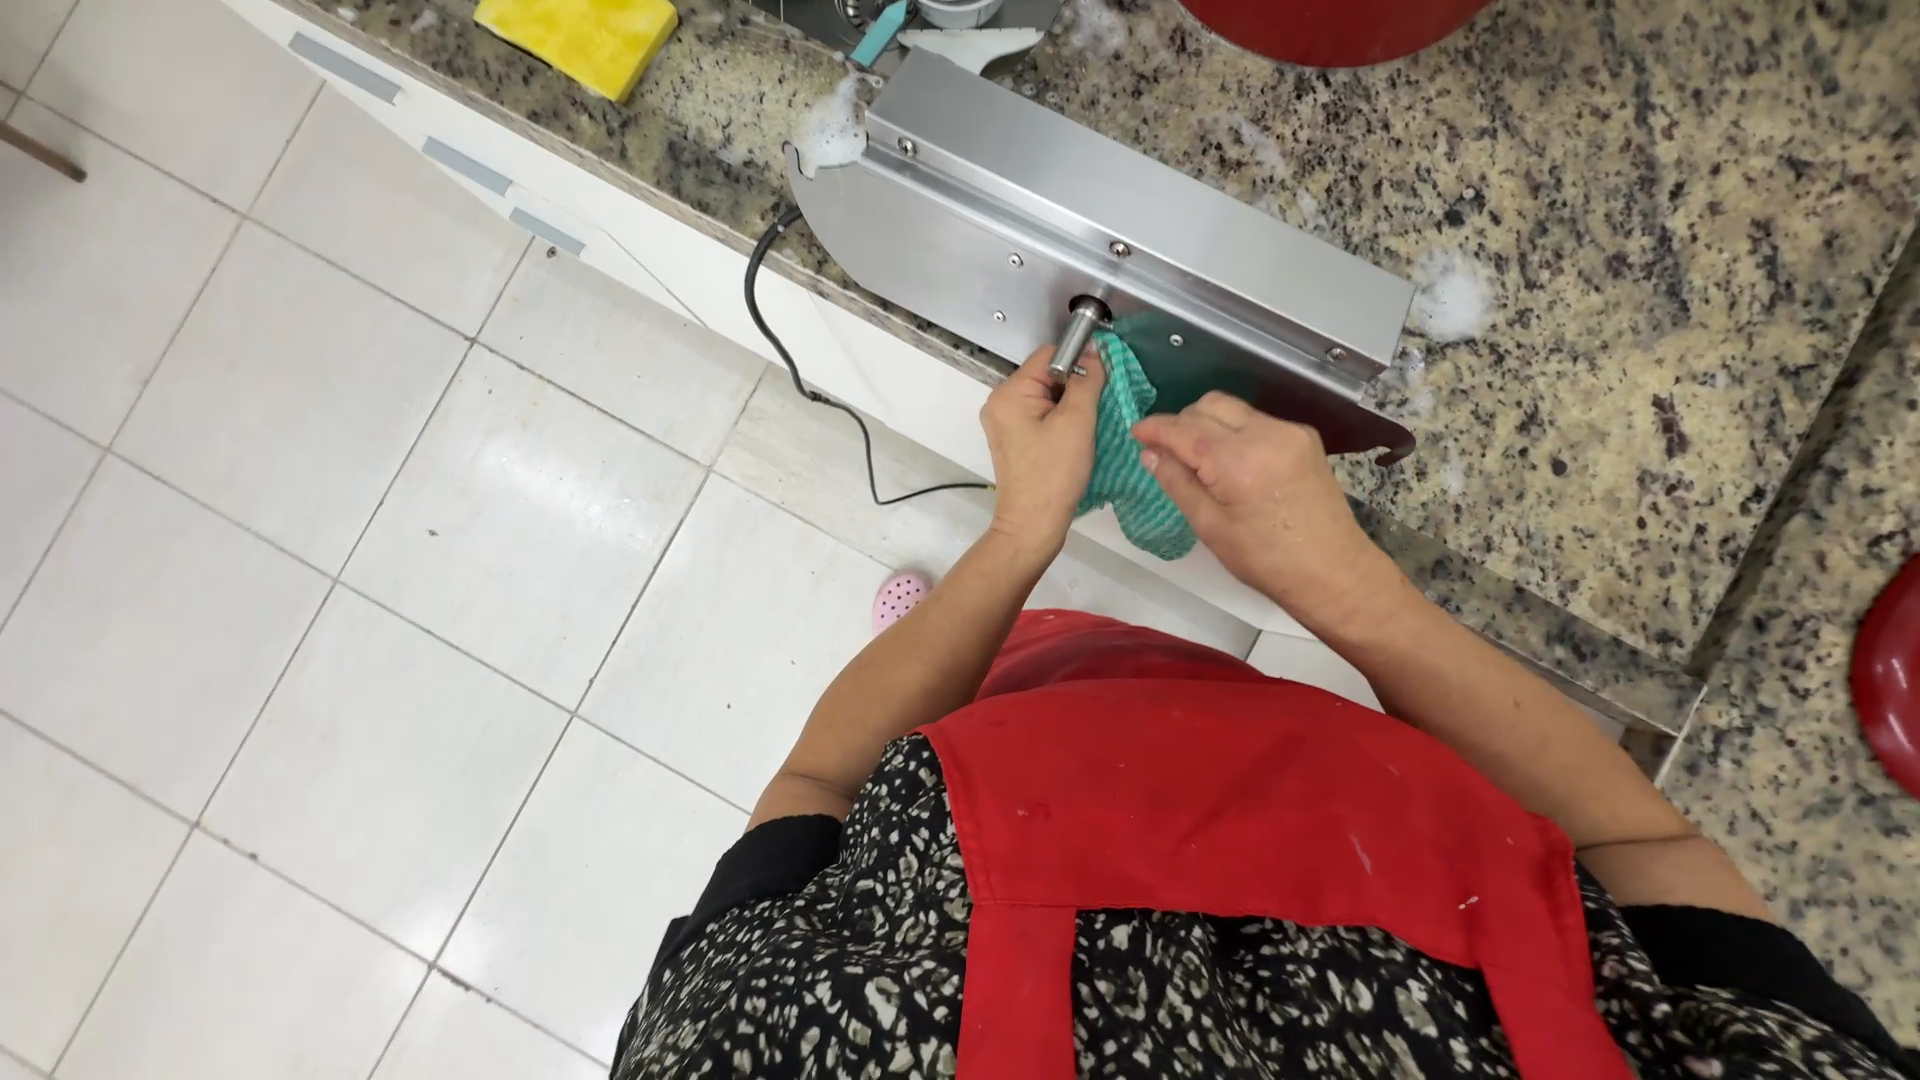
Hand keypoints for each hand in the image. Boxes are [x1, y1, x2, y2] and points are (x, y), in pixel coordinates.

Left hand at [979, 345, 1105, 554]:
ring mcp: (1004, 423)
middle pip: (1047, 374)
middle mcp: (1000, 403)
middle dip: (1074, 387)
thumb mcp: (1078, 421)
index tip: (1101, 381)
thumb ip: (1087, 380)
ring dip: (1070, 406)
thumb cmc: (1054, 475)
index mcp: (1009, 393)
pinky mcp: (1013, 440)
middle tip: (1093, 412)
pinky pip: (1040, 416)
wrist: (1033, 524)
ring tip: (1083, 429)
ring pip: (1046, 396)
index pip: (1049, 355)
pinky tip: (1072, 439)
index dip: (1078, 361)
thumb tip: (1094, 353)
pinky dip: (1060, 421)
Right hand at [1131, 393, 1410, 633]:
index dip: (1154, 428)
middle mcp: (1265, 433)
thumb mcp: (1210, 526)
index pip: (1184, 429)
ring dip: (1206, 424)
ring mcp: (1289, 432)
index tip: (1135, 433)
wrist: (1332, 571)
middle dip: (1180, 422)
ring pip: (1232, 409)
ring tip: (1194, 456)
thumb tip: (1150, 453)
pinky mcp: (1303, 438)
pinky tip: (1228, 460)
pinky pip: (1255, 420)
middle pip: (1209, 406)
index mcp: (1238, 460)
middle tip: (1164, 449)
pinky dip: (1232, 431)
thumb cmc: (1265, 559)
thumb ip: (1177, 482)